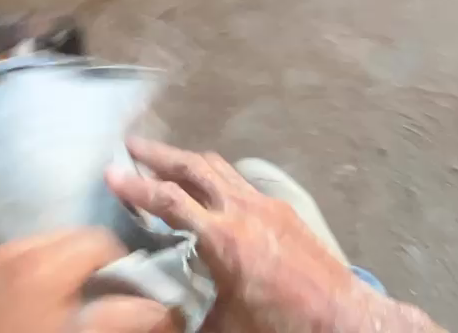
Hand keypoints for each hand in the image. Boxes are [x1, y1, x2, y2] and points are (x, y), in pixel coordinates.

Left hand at [0, 227, 178, 332]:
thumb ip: (116, 319)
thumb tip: (158, 309)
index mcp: (45, 267)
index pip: (101, 243)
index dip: (127, 269)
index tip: (139, 294)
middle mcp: (20, 250)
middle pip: (78, 237)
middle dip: (100, 262)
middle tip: (113, 294)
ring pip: (51, 241)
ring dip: (72, 261)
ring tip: (80, 295)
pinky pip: (23, 251)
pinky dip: (42, 264)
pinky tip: (45, 295)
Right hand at [106, 139, 440, 332]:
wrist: (347, 320)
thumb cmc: (282, 326)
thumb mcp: (229, 328)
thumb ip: (192, 320)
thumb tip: (160, 321)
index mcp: (222, 239)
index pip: (169, 202)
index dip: (136, 185)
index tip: (110, 171)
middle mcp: (240, 210)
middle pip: (192, 167)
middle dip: (158, 153)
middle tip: (132, 144)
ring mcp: (263, 204)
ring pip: (217, 166)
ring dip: (187, 158)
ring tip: (165, 156)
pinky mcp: (280, 208)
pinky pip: (238, 180)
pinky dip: (215, 175)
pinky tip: (210, 185)